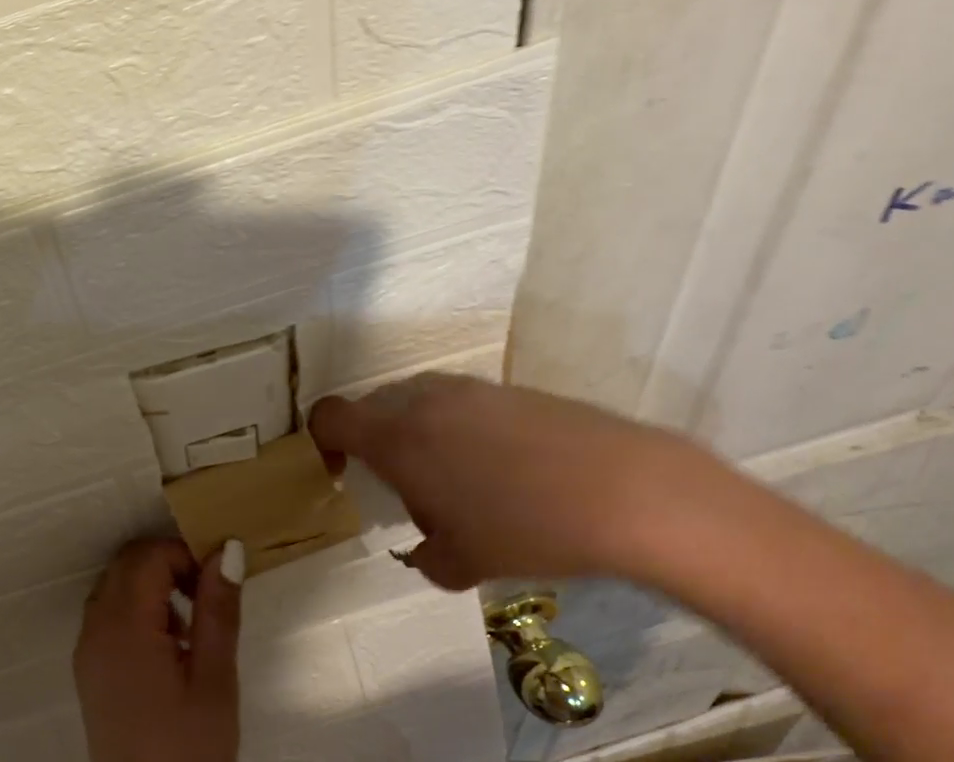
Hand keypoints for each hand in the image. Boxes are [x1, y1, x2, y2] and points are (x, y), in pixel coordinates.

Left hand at [74, 537, 245, 761]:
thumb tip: (226, 550)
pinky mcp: (87, 667)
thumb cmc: (189, 747)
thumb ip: (218, 610)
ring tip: (189, 626)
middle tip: (207, 594)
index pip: (148, 555)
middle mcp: (95, 624)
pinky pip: (106, 613)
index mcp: (124, 623)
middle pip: (126, 563)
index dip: (184, 554)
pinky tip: (166, 646)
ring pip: (114, 584)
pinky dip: (134, 609)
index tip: (217, 578)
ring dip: (150, 585)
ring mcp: (86, 645)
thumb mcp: (215, 680)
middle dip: (167, 563)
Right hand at [308, 373, 735, 589]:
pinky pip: (462, 405)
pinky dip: (463, 431)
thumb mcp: (466, 564)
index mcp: (394, 437)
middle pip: (373, 409)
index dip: (323, 441)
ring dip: (421, 436)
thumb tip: (424, 550)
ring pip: (419, 404)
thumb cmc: (527, 529)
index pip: (329, 416)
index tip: (343, 472)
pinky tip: (508, 472)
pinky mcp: (510, 389)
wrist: (630, 492)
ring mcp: (468, 389)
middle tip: (410, 489)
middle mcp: (421, 401)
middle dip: (377, 444)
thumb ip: (427, 557)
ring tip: (462, 482)